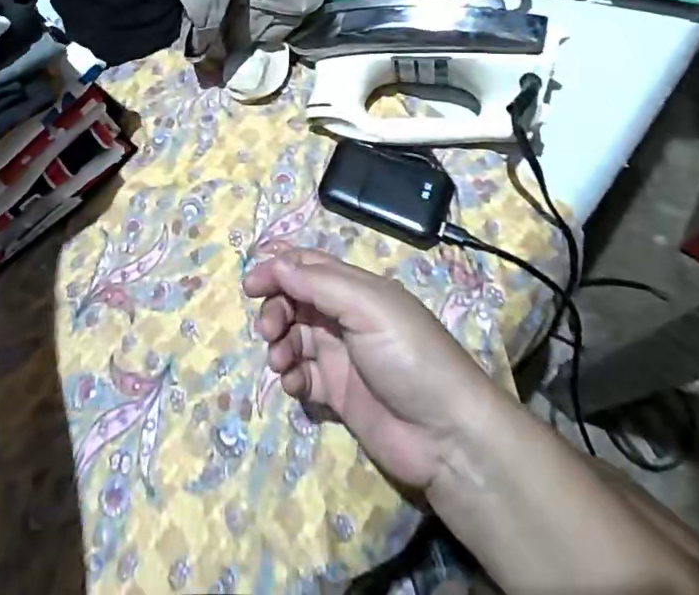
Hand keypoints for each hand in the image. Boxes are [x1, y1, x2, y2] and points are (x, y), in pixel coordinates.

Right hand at [244, 248, 508, 490]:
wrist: (447, 437)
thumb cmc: (409, 358)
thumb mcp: (367, 307)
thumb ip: (318, 283)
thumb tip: (275, 263)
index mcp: (356, 290)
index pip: (307, 267)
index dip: (277, 270)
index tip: (251, 286)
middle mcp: (345, 318)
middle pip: (294, 301)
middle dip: (275, 310)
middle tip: (268, 329)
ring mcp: (341, 356)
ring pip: (293, 337)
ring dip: (279, 344)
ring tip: (282, 361)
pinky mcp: (338, 393)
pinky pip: (301, 376)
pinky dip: (291, 377)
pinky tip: (297, 385)